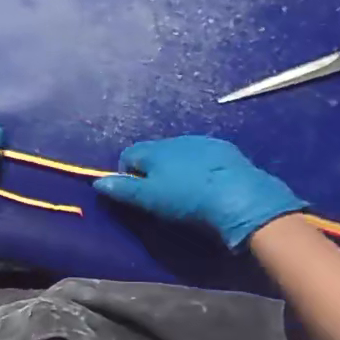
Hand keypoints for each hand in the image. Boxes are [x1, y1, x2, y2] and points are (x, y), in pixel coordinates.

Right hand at [93, 136, 306, 247]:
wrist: (242, 199)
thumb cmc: (188, 200)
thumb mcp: (150, 199)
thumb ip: (123, 190)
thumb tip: (97, 182)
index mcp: (154, 150)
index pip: (128, 156)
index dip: (127, 176)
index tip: (136, 195)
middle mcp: (176, 140)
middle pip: (154, 153)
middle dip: (153, 171)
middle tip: (161, 196)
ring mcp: (203, 142)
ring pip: (179, 154)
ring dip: (177, 168)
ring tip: (186, 192)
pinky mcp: (226, 150)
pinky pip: (202, 157)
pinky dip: (199, 168)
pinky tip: (208, 186)